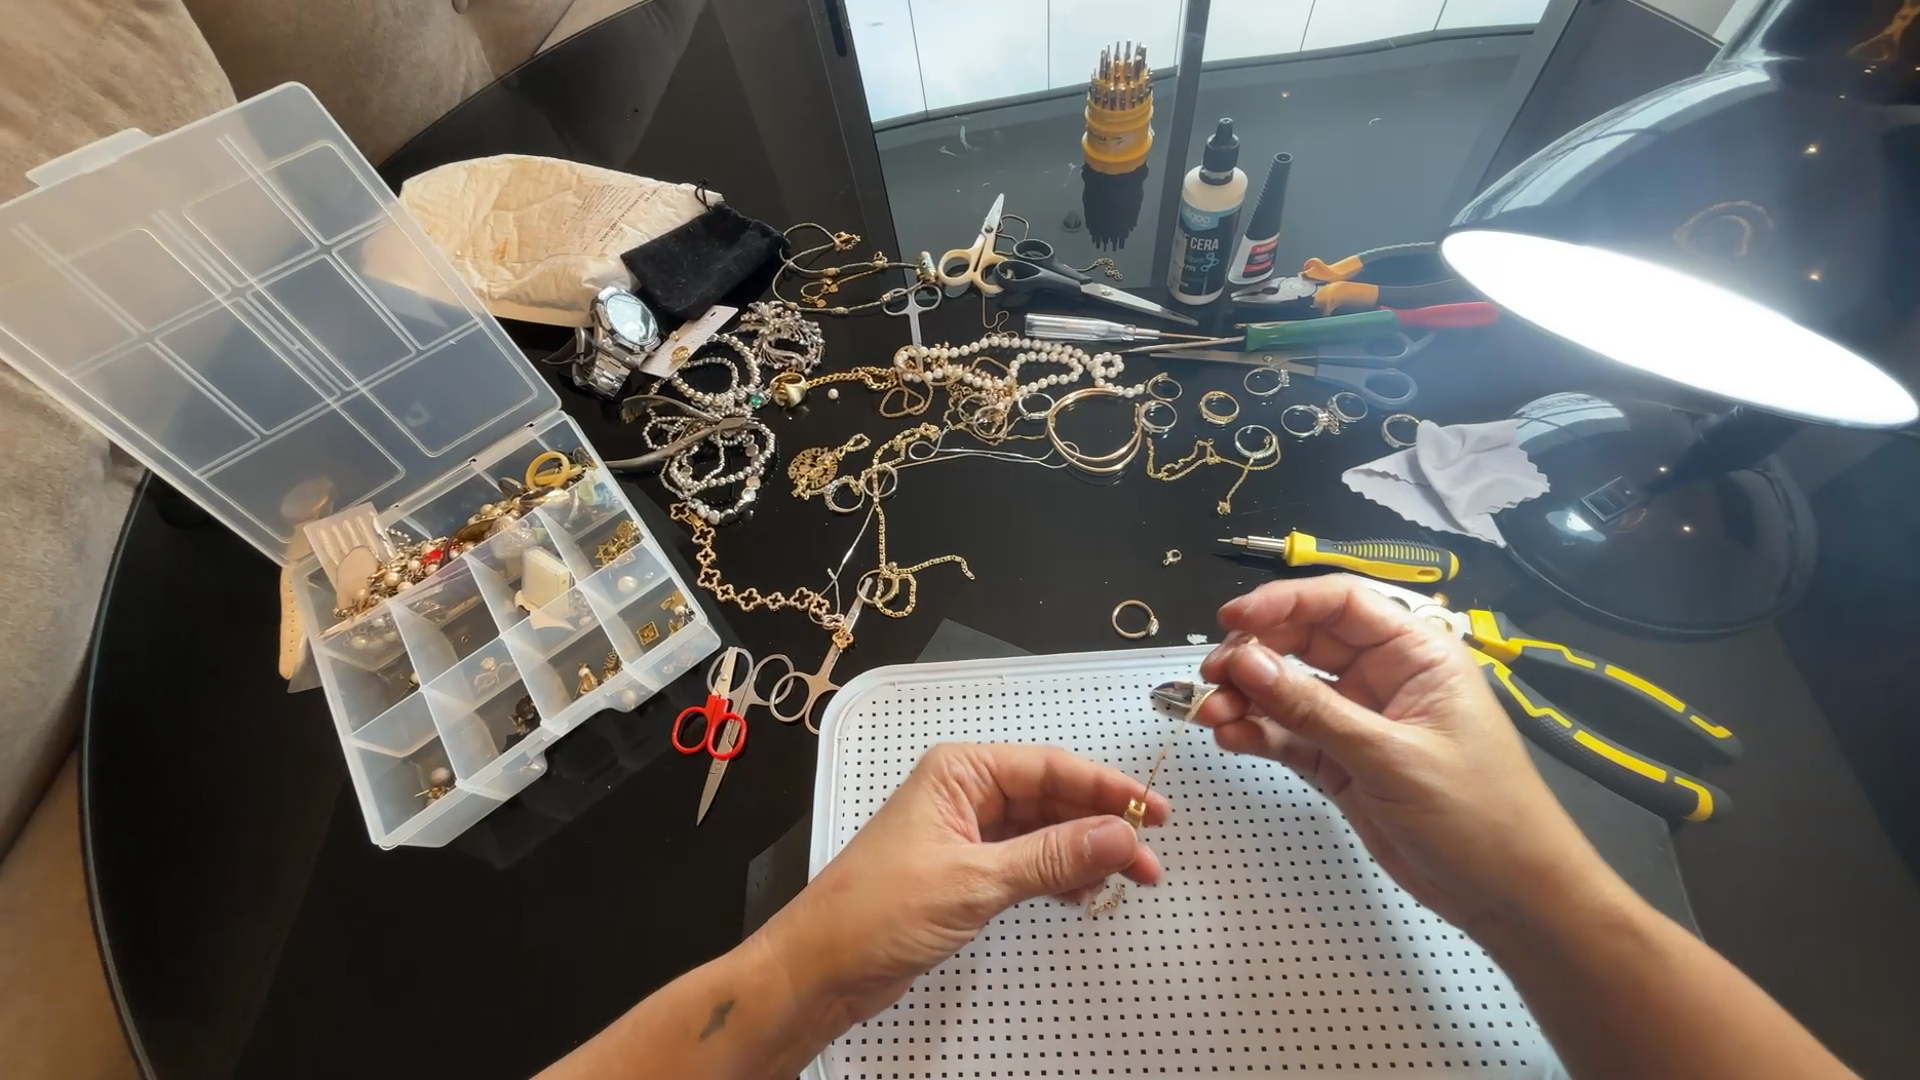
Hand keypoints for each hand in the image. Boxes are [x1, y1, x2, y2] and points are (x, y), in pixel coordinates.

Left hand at [757, 743, 1168, 1029]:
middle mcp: (967, 792)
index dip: (1105, 786)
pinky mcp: (967, 869)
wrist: (821, 969)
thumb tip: (1119, 835)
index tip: (1154, 809)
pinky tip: (1086, 893)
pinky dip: (1058, 876)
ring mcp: (968, 831)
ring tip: (1132, 878)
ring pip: (1043, 831)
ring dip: (1085, 853)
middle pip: (1050, 798)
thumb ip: (1051, 858)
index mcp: (961, 771)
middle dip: (1100, 825)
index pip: (1048, 767)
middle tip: (1150, 858)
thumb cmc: (879, 910)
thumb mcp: (975, 881)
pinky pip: (1027, 861)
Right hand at [1195, 576, 1617, 932]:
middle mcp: (1379, 675)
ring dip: (1245, 697)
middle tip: (1213, 675)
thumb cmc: (1477, 815)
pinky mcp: (1335, 757)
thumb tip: (1244, 661)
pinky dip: (1254, 733)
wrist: (1509, 902)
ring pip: (1284, 688)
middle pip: (1301, 641)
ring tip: (1213, 714)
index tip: (1232, 617)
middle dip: (1253, 653)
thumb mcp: (1391, 756)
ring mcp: (1353, 717)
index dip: (1283, 601)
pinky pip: (1284, 732)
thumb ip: (1312, 709)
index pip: (1340, 604)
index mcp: (1413, 654)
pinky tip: (1230, 739)